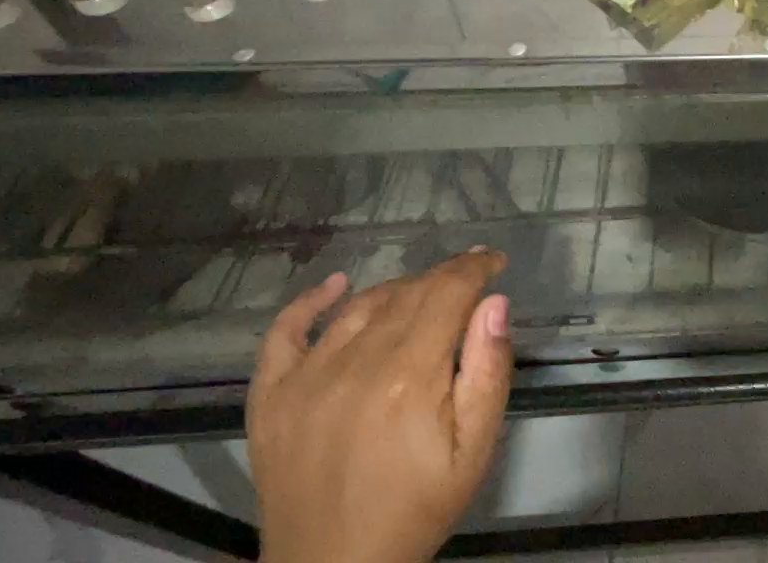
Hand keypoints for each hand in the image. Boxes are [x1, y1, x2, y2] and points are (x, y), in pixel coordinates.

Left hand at [248, 250, 514, 562]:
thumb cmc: (418, 507)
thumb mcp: (476, 448)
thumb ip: (489, 371)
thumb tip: (495, 302)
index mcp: (411, 376)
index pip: (449, 293)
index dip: (476, 268)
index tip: (495, 261)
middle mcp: (356, 364)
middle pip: (409, 294)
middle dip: (446, 276)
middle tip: (471, 277)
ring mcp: (306, 378)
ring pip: (361, 306)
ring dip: (399, 288)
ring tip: (426, 292)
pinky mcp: (271, 397)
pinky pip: (284, 332)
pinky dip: (309, 302)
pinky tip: (335, 285)